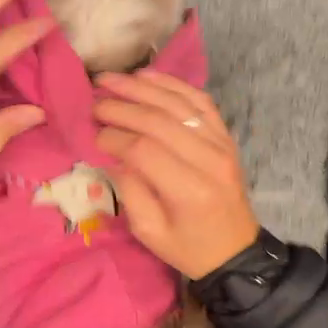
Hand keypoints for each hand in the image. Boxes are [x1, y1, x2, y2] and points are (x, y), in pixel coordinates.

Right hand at [93, 70, 258, 277]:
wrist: (236, 252)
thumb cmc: (188, 248)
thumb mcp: (149, 232)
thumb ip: (129, 191)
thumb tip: (109, 155)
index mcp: (188, 190)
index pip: (144, 149)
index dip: (113, 137)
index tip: (92, 136)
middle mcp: (209, 160)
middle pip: (159, 120)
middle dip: (120, 107)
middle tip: (92, 103)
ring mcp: (222, 144)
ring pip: (178, 103)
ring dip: (141, 87)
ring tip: (109, 79)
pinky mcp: (226, 136)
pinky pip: (199, 100)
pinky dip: (172, 84)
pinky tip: (146, 76)